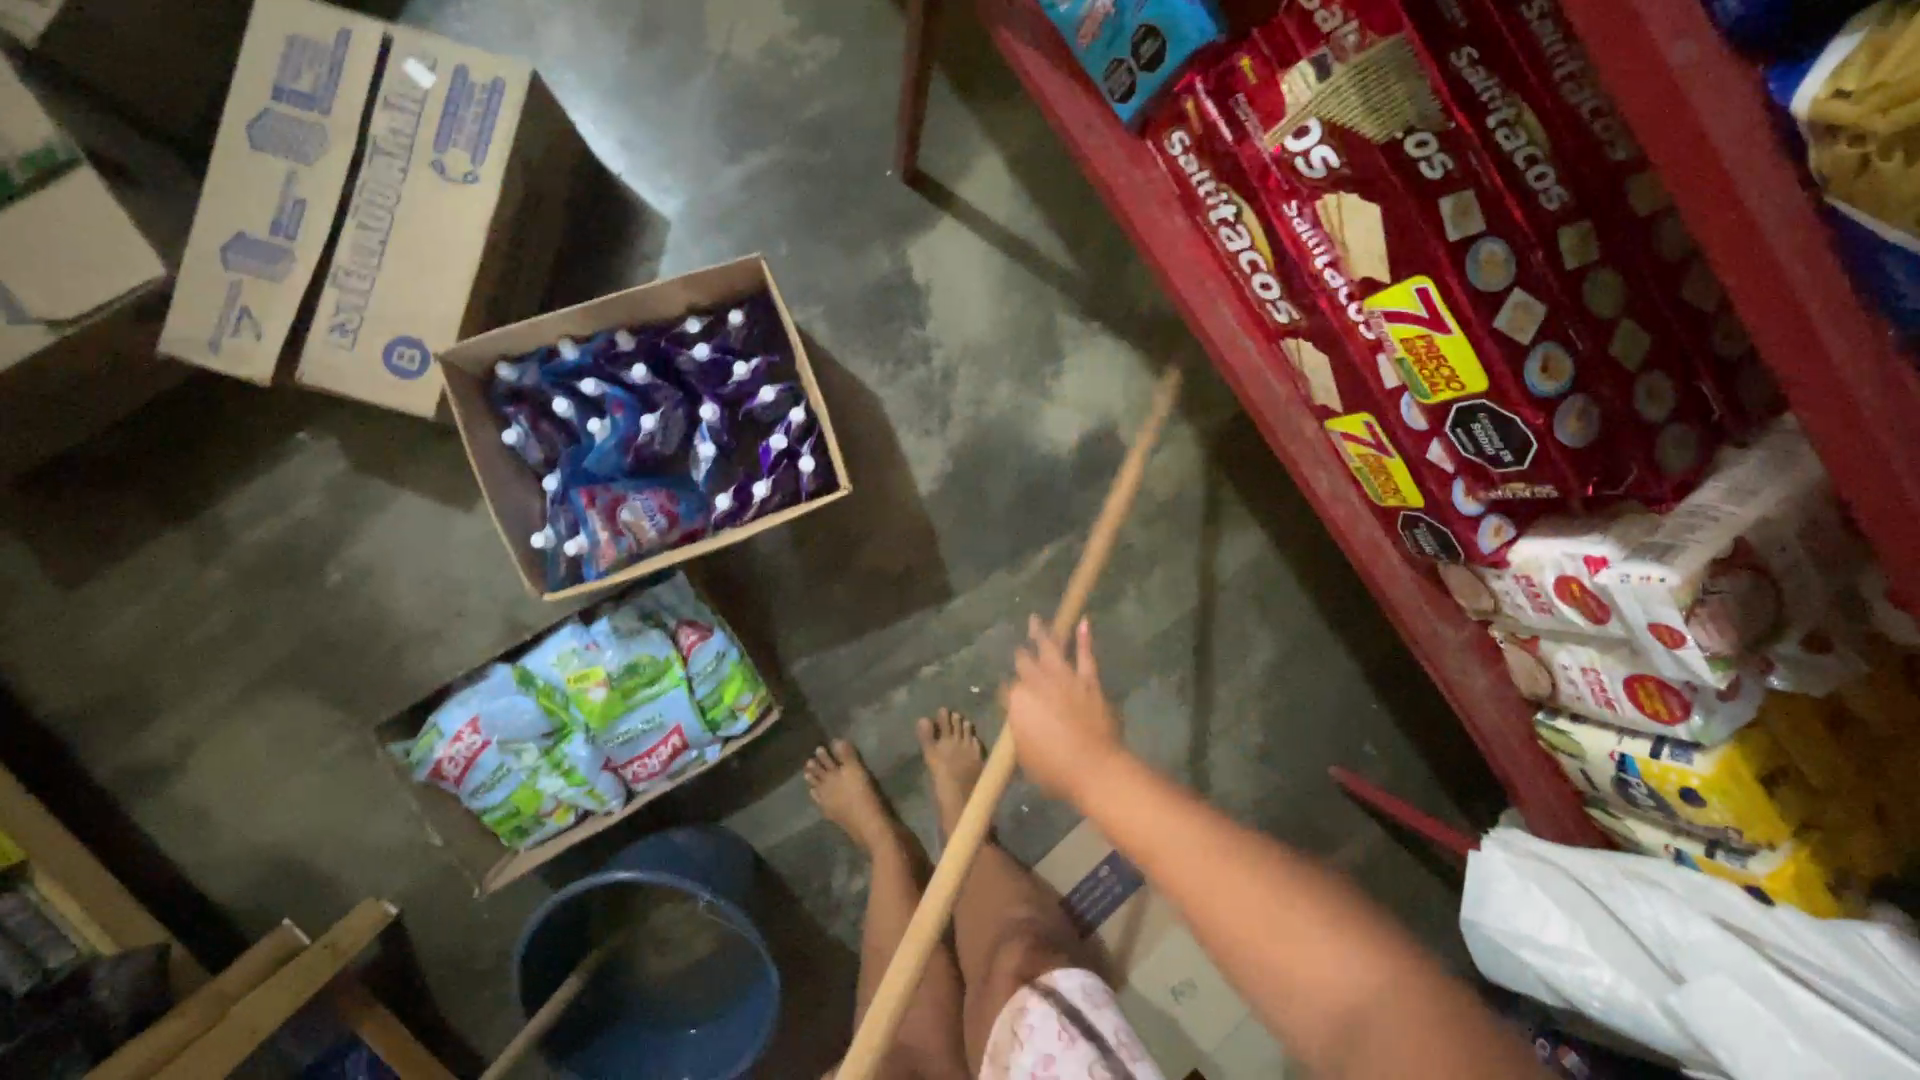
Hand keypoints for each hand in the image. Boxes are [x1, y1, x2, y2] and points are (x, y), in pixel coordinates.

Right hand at [1007, 615, 1125, 802]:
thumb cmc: (1054, 769)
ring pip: (1051, 649)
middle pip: (1026, 663)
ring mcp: (1065, 678)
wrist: (1093, 767)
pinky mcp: (1089, 681)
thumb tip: (1024, 720)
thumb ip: (1023, 730)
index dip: (1010, 692)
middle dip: (1021, 655)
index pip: (1008, 690)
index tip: (1009, 693)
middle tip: (1018, 646)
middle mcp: (1038, 683)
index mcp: (1017, 701)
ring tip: (1036, 619)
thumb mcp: (1026, 754)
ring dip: (1043, 633)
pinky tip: (1083, 622)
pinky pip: (1086, 656)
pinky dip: (1084, 638)